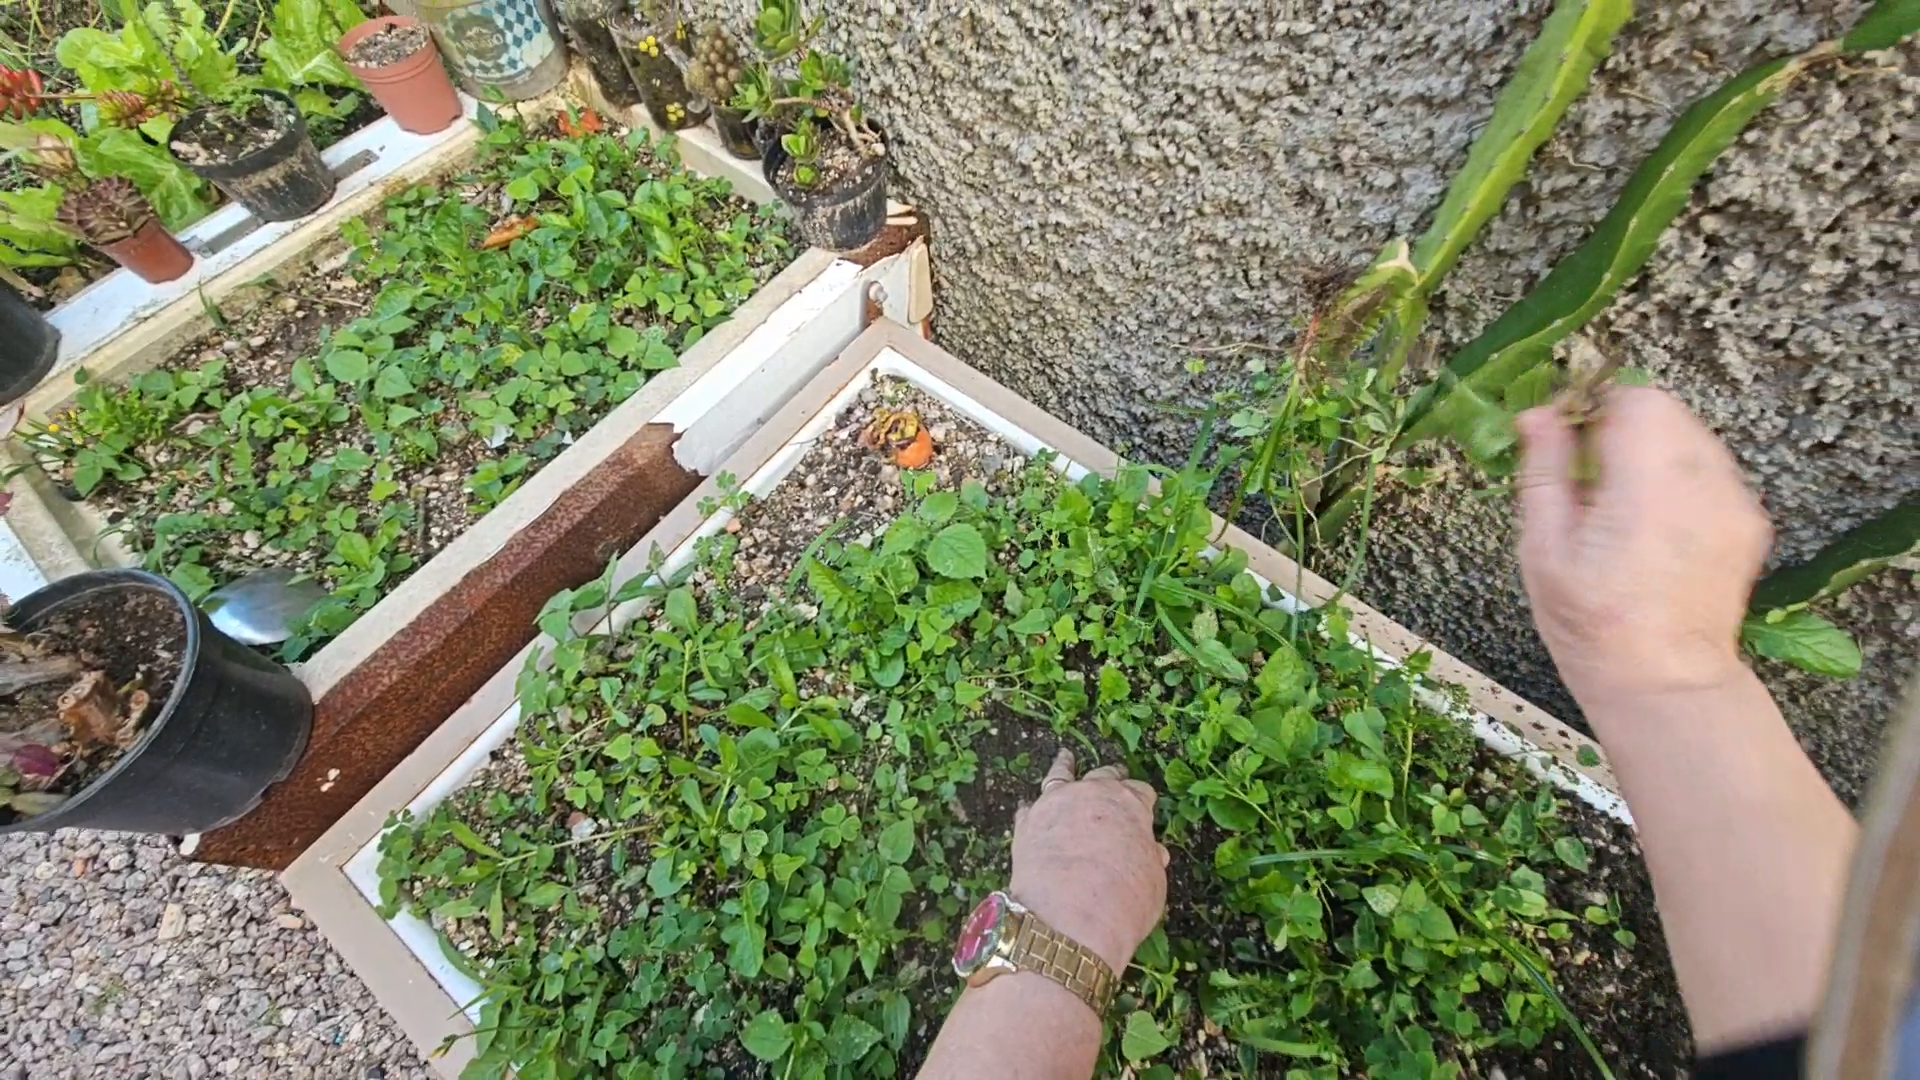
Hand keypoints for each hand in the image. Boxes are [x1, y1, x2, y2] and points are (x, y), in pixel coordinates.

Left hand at [1007, 749, 1167, 973]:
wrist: (1070, 914)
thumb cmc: (1124, 901)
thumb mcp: (1153, 883)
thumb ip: (1150, 860)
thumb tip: (1153, 852)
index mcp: (1129, 804)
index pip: (1140, 792)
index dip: (1142, 799)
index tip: (1144, 803)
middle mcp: (1092, 793)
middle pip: (1103, 777)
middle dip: (1111, 777)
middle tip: (1115, 774)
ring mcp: (1056, 802)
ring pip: (1061, 775)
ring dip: (1064, 766)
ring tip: (1065, 757)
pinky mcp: (1028, 821)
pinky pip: (1029, 807)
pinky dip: (1032, 808)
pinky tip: (1029, 806)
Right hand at [1515, 387, 1770, 708]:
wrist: (1656, 671)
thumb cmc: (1584, 615)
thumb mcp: (1541, 543)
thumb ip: (1543, 470)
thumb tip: (1536, 414)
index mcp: (1647, 491)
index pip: (1636, 402)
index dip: (1591, 403)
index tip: (1558, 429)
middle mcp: (1705, 487)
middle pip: (1664, 411)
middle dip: (1614, 423)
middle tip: (1573, 463)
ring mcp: (1735, 502)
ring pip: (1686, 435)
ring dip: (1641, 445)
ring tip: (1604, 491)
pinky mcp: (1746, 518)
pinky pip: (1705, 467)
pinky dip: (1668, 471)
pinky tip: (1638, 513)